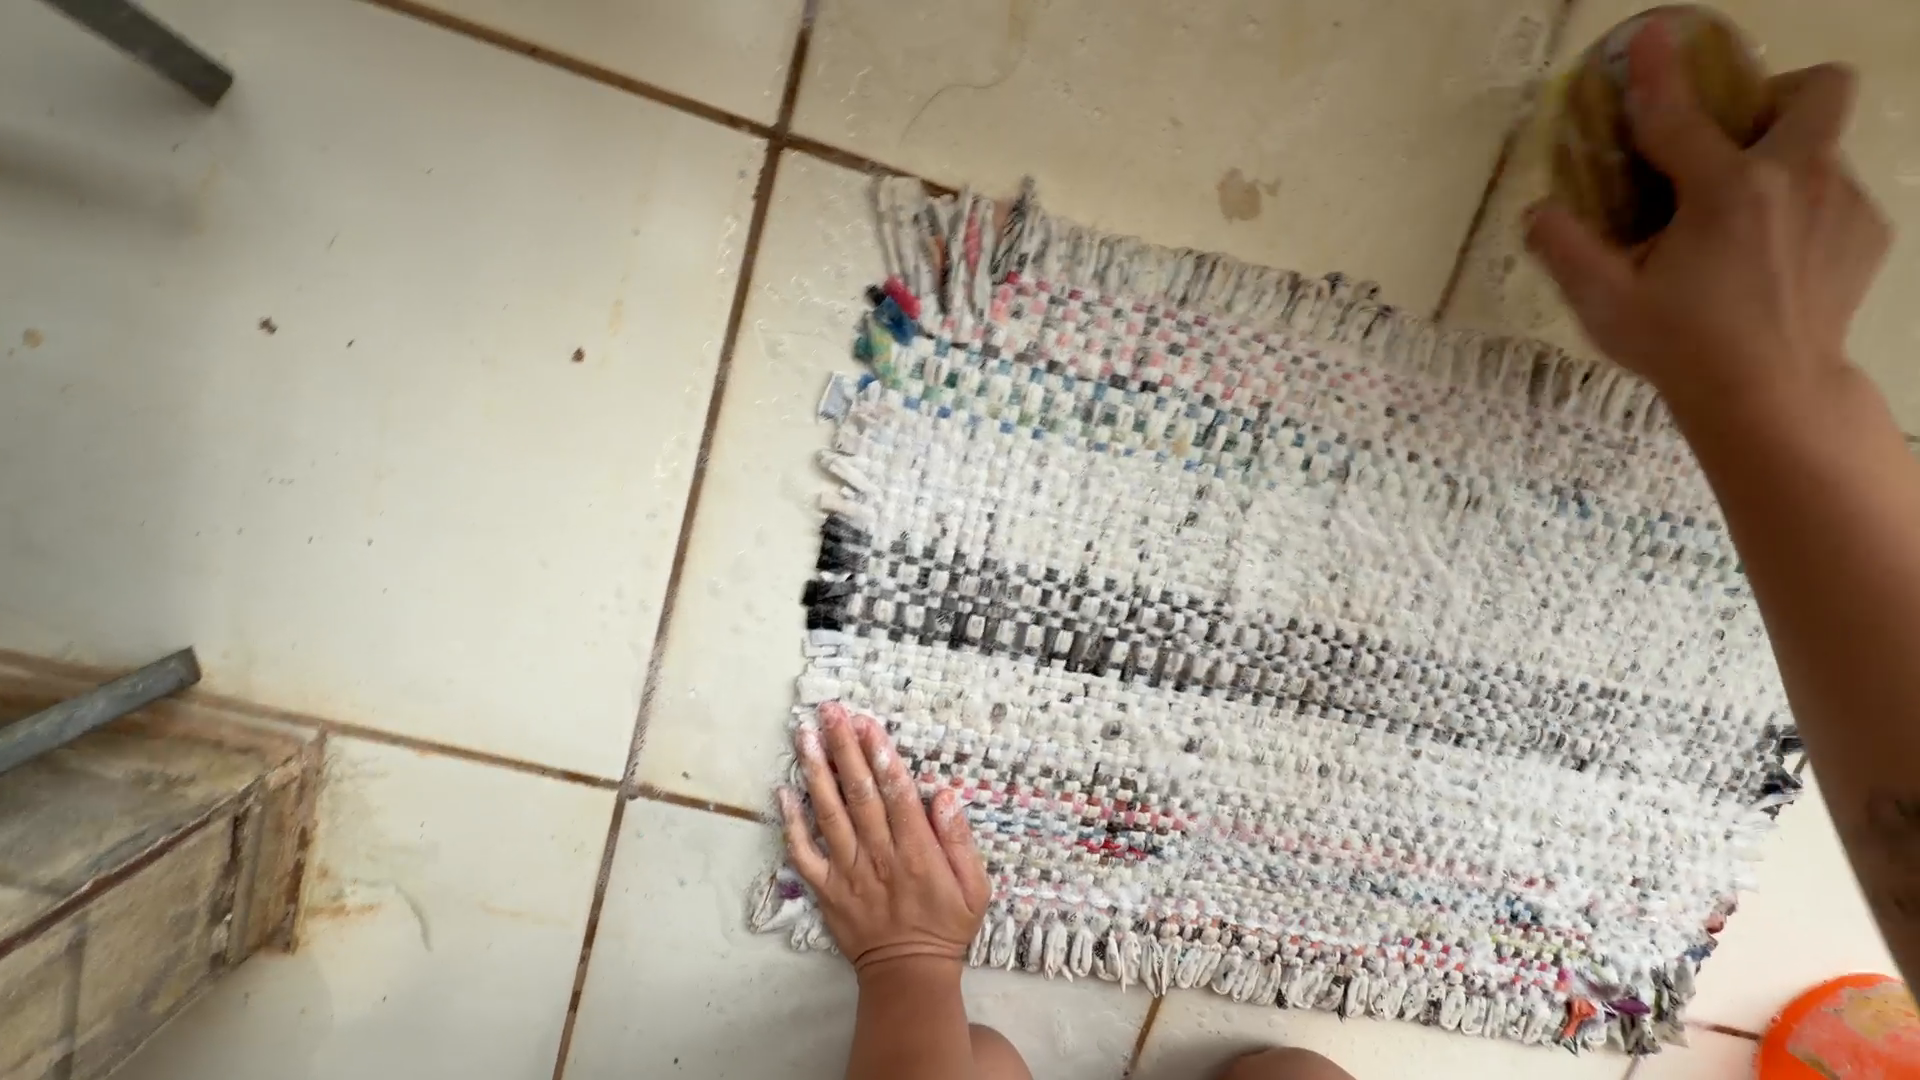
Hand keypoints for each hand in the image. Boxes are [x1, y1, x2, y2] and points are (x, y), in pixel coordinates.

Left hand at [778, 702, 990, 980]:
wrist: (908, 976)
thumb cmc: (945, 925)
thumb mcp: (974, 886)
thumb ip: (959, 839)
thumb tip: (945, 794)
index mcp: (916, 851)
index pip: (895, 792)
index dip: (880, 754)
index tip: (867, 722)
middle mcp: (878, 855)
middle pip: (859, 792)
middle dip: (844, 748)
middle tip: (831, 711)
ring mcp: (848, 872)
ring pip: (829, 813)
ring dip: (816, 771)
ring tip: (805, 735)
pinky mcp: (826, 889)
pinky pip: (804, 853)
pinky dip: (791, 822)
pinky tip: (783, 791)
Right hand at [1525, 16, 1890, 424]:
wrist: (1768, 392)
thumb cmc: (1675, 344)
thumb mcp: (1600, 302)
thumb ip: (1566, 249)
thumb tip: (1539, 211)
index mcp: (1725, 193)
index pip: (1682, 117)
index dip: (1657, 74)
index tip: (1648, 34)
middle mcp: (1797, 180)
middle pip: (1816, 90)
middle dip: (1772, 99)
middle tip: (1726, 146)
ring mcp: (1843, 204)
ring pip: (1818, 151)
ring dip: (1772, 169)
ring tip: (1730, 231)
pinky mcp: (1868, 233)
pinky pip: (1830, 198)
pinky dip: (1794, 212)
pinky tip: (1762, 262)